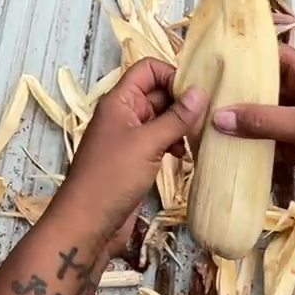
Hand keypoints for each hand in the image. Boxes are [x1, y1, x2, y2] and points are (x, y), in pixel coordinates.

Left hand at [51, 58, 207, 243]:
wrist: (87, 225)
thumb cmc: (112, 177)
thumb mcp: (147, 143)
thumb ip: (175, 117)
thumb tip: (201, 91)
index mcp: (119, 100)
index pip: (148, 69)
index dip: (171, 75)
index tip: (196, 94)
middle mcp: (124, 113)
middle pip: (157, 92)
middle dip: (182, 102)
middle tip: (207, 117)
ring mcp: (129, 137)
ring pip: (161, 118)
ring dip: (180, 125)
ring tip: (198, 139)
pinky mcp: (136, 160)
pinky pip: (159, 140)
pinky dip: (174, 143)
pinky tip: (186, 156)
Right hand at [212, 45, 294, 217]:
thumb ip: (263, 120)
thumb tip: (218, 117)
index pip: (274, 56)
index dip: (249, 54)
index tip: (217, 57)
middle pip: (265, 88)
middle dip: (238, 93)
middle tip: (203, 94)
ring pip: (265, 119)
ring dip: (243, 123)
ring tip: (207, 122)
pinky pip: (270, 144)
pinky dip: (254, 147)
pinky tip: (229, 150)